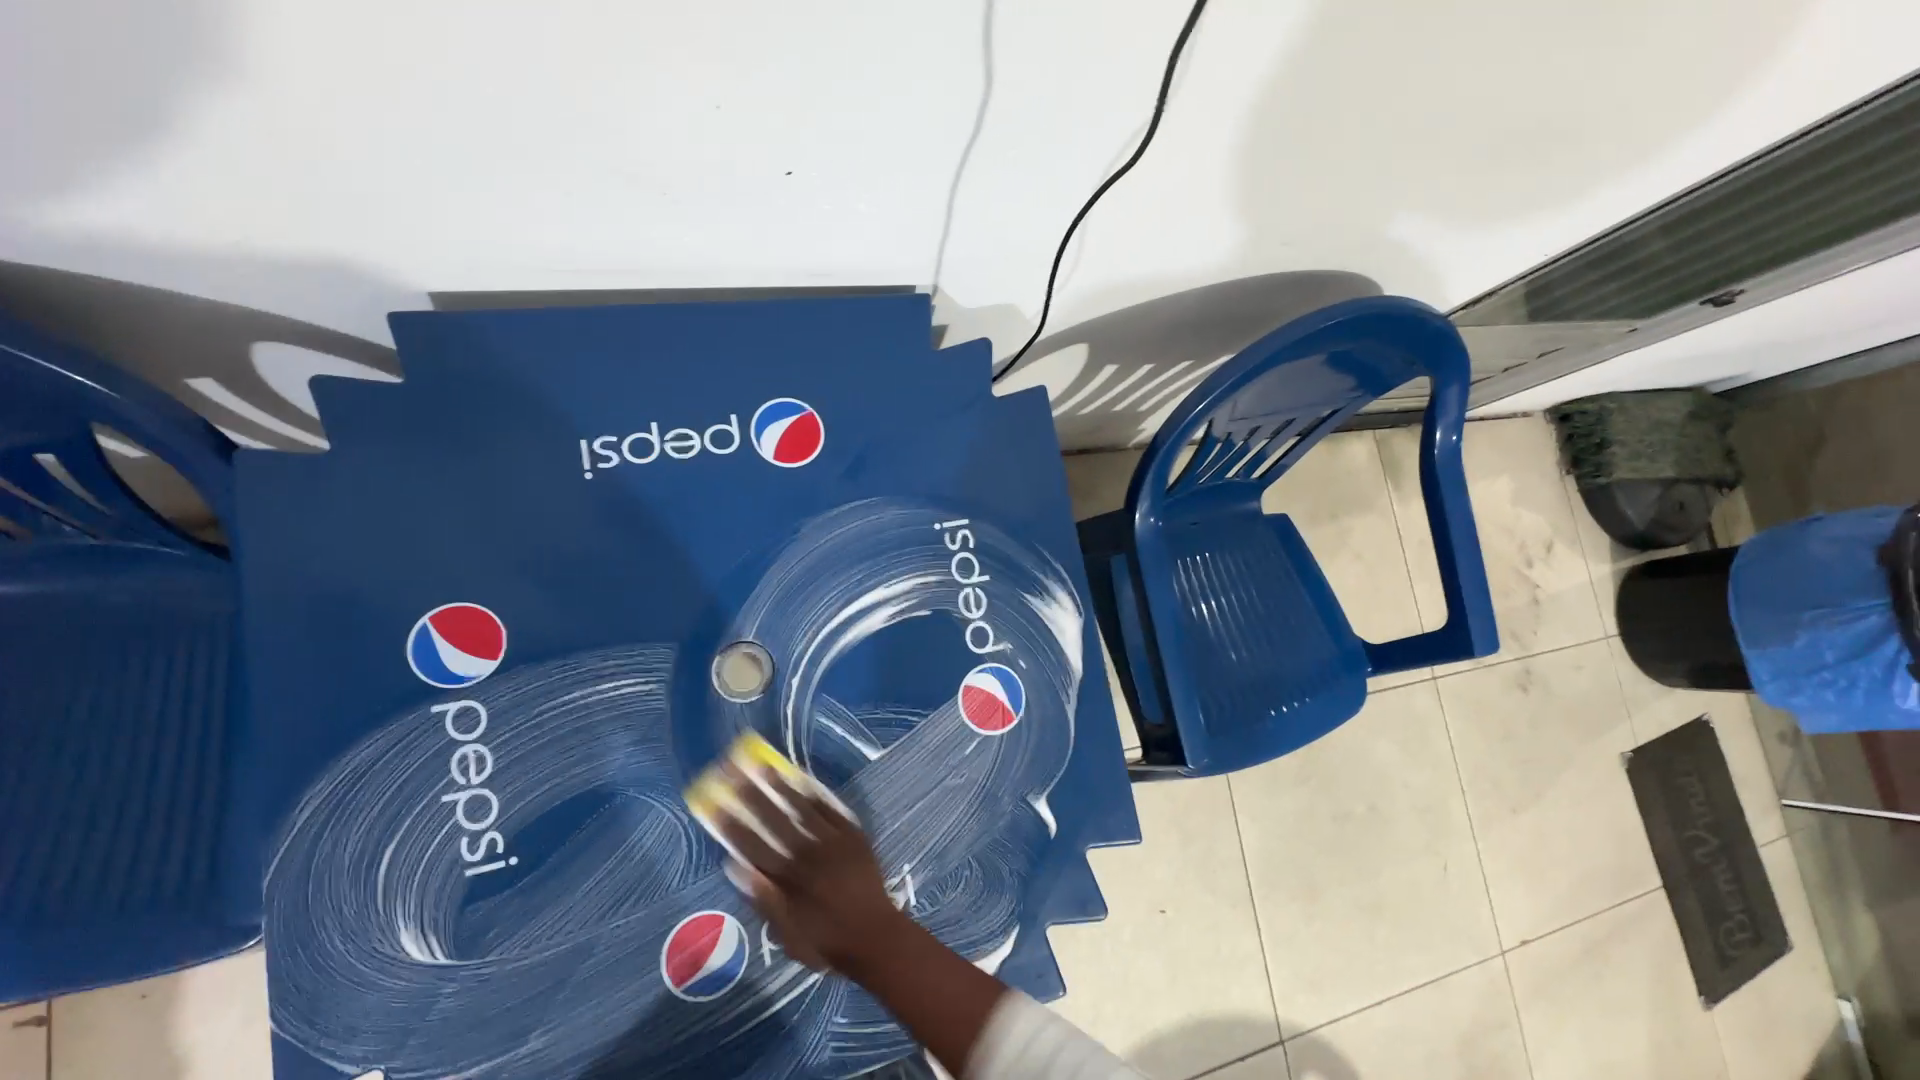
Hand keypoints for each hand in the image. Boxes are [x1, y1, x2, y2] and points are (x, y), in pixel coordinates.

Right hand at [715, 767, 908, 974]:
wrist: (875, 936)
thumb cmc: (826, 942)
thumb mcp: (787, 935)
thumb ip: (762, 900)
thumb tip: (734, 867)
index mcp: (787, 880)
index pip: (752, 846)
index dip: (733, 824)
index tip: (715, 804)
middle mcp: (807, 854)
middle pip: (774, 820)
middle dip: (752, 795)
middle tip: (734, 772)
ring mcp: (832, 842)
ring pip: (802, 808)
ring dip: (782, 786)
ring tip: (764, 766)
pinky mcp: (854, 836)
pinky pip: (831, 810)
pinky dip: (815, 795)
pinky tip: (802, 780)